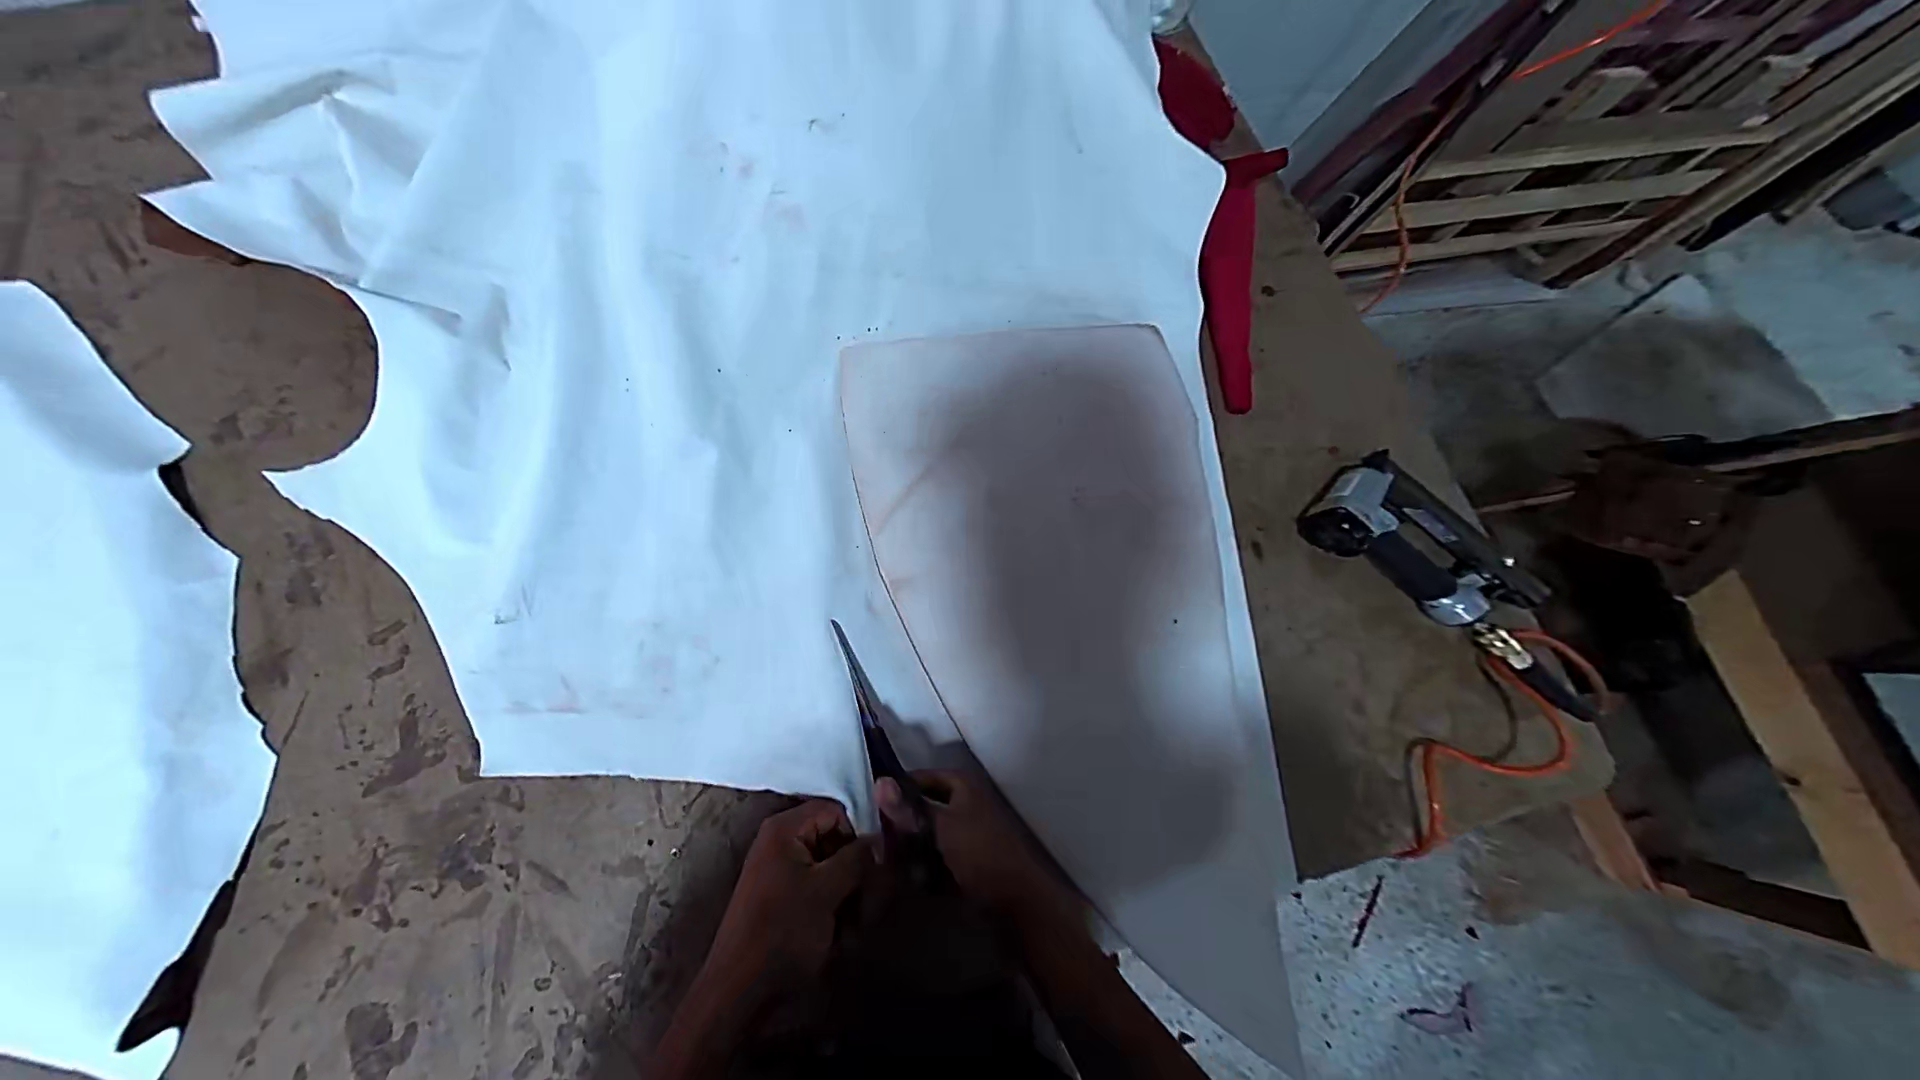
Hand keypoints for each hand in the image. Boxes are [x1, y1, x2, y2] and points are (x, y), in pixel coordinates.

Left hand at [704, 799, 873, 994]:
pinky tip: (839, 929)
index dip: (859, 830)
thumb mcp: (826, 890)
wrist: (740, 993)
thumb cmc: (782, 933)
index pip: (836, 809)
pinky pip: (819, 887)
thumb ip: (857, 858)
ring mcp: (780, 870)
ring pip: (831, 865)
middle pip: (835, 837)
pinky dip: (834, 903)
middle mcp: (781, 842)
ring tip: (853, 919)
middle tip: (868, 895)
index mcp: (784, 829)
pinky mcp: (783, 897)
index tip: (878, 859)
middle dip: (855, 865)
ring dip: (848, 889)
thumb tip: (880, 840)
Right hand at [876, 770, 1071, 924]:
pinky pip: (931, 860)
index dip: (897, 787)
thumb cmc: (980, 852)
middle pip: (921, 807)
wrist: (1015, 902)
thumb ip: (909, 807)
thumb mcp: (942, 825)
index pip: (921, 778)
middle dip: (900, 821)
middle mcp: (962, 806)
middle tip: (871, 833)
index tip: (869, 802)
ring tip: (881, 857)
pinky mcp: (960, 865)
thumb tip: (878, 782)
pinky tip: (899, 876)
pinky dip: (918, 867)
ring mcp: (961, 837)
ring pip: (924, 836)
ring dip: (907, 847)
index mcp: (962, 788)